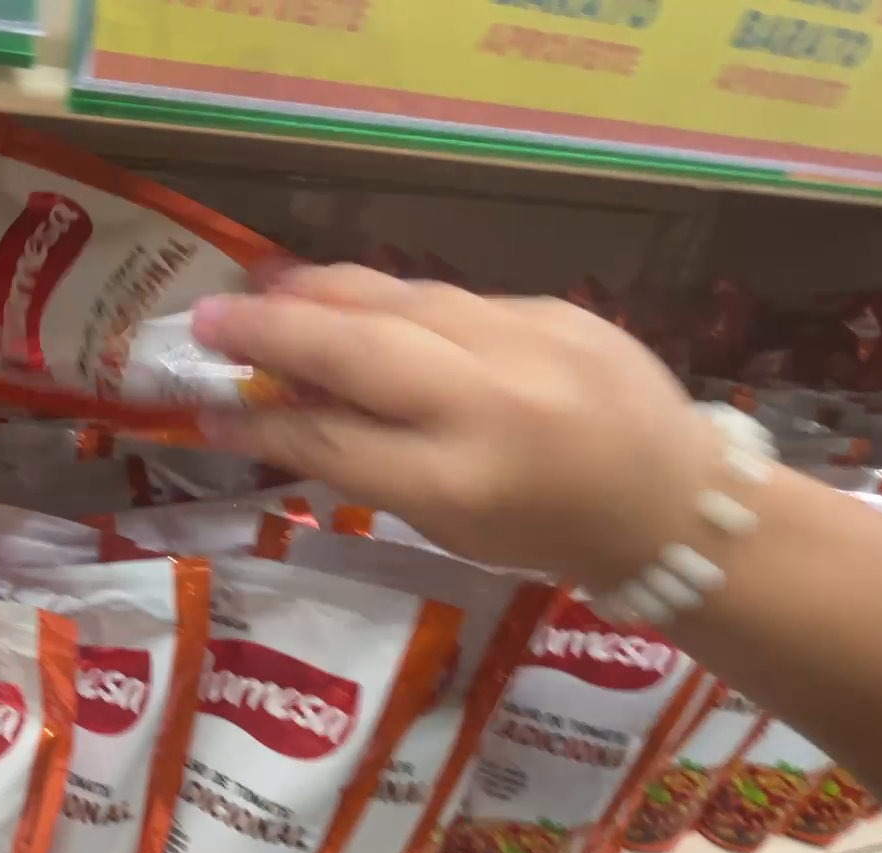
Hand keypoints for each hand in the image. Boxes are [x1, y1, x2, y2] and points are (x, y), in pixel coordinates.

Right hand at [193, 263, 719, 589]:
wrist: (674, 501)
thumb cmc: (537, 534)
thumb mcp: (438, 522)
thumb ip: (359, 463)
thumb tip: (277, 412)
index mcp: (459, 482)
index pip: (332, 440)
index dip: (261, 425)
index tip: (207, 412)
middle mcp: (493, 404)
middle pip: (358, 352)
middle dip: (271, 330)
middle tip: (206, 318)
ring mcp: (533, 343)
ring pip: (399, 302)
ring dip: (317, 293)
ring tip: (262, 289)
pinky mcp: (556, 308)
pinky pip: (444, 298)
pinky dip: (379, 299)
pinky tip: (343, 298)